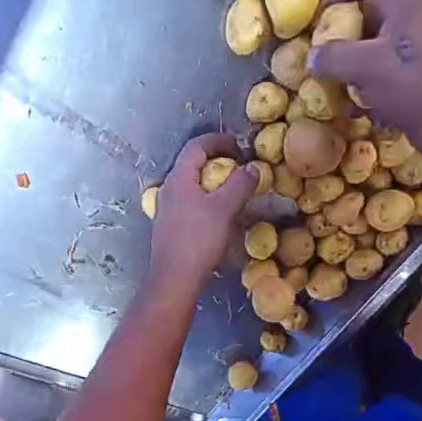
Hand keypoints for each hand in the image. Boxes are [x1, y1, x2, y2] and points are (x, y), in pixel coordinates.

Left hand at [148, 133, 258, 296]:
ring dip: (214, 182)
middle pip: (193, 164)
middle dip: (218, 161)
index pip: (197, 146)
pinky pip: (191, 203)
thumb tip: (253, 167)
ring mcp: (168, 209)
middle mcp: (169, 190)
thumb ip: (240, 184)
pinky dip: (208, 199)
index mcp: (178, 179)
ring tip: (235, 190)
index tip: (240, 147)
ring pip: (193, 185)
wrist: (175, 279)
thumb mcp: (224, 209)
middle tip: (240, 168)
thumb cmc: (198, 241)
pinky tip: (221, 214)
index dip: (219, 140)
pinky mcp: (171, 227)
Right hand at [307, 0, 421, 140]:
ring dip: (356, 58)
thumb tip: (311, 57)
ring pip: (380, 41)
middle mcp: (416, 19)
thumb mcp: (364, 67)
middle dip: (346, 29)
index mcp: (405, 5)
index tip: (323, 14)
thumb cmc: (410, 85)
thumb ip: (334, 57)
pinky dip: (370, 80)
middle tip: (328, 48)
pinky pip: (389, 66)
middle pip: (374, 9)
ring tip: (340, 79)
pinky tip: (359, 106)